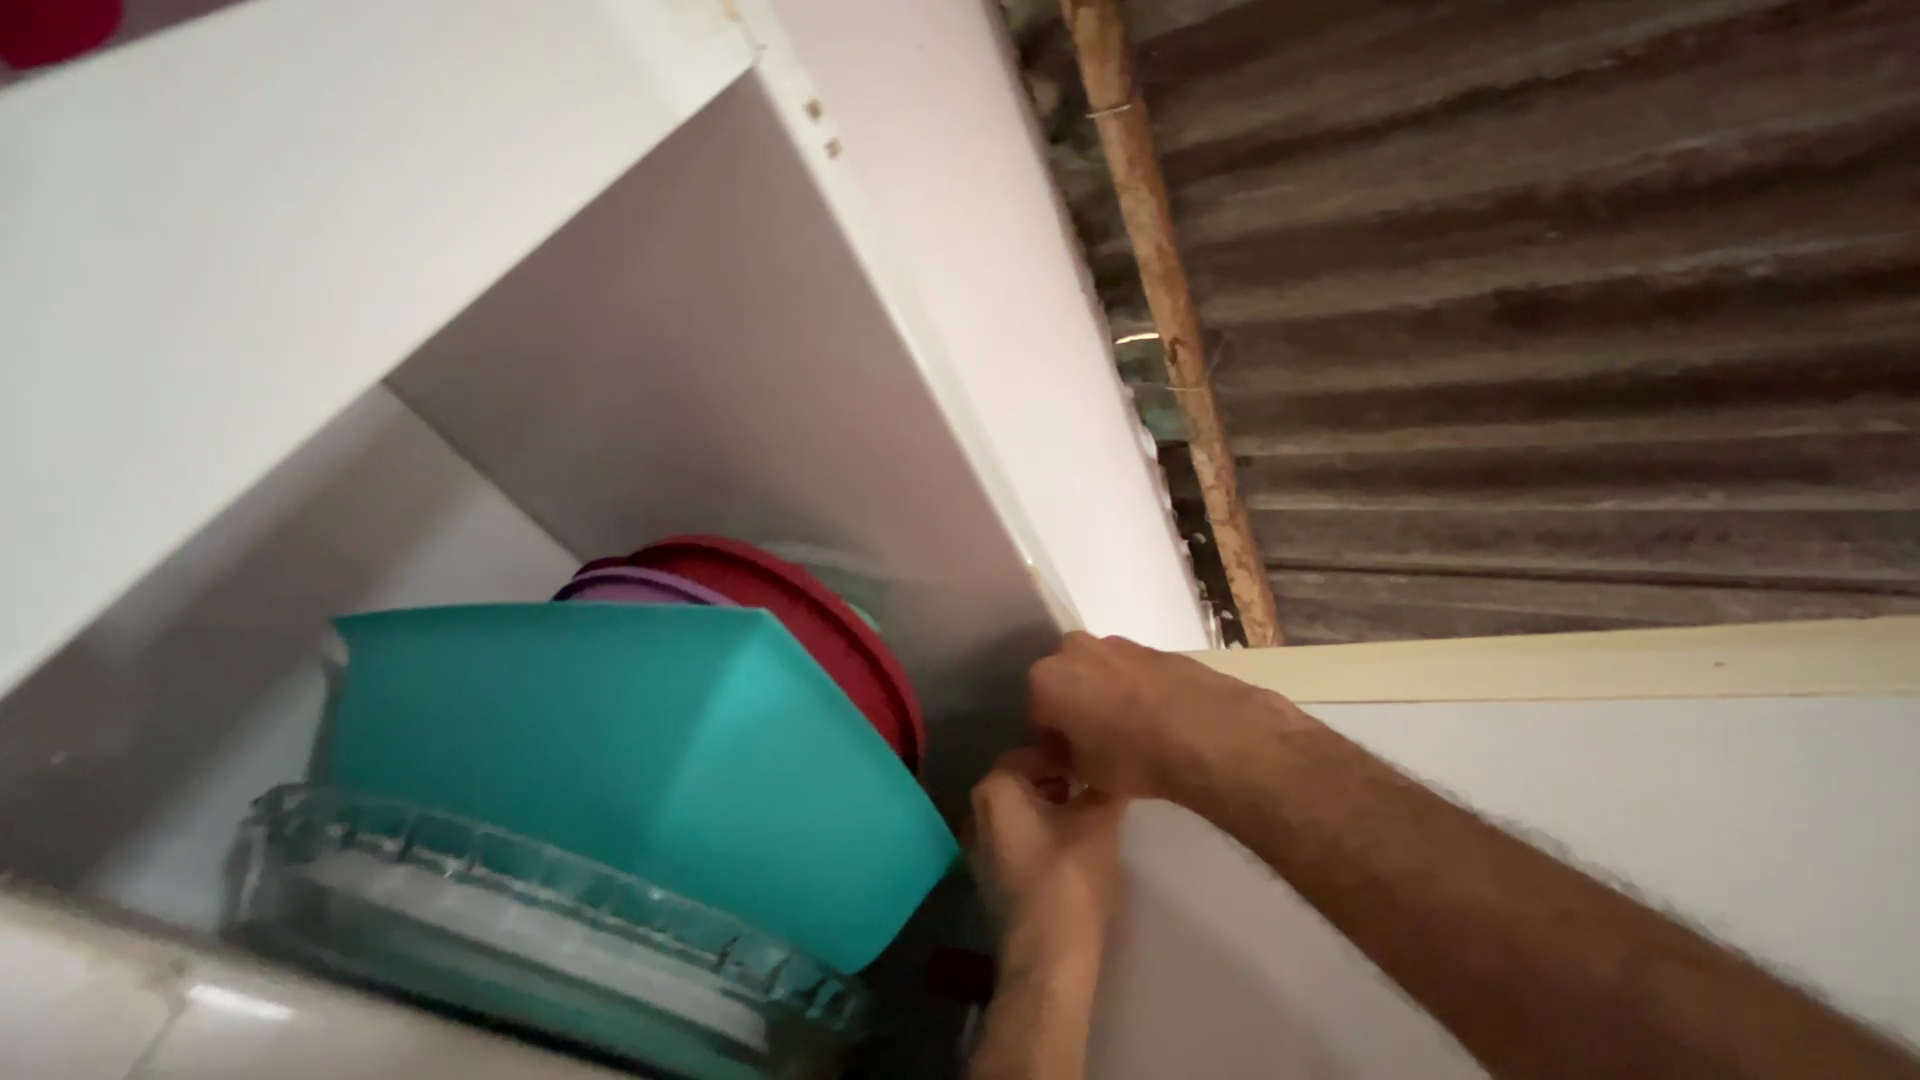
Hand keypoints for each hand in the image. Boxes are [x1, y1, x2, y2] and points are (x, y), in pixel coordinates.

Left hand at [969, 747, 1126, 965]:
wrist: (1048, 954)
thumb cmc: (1069, 874)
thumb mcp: (1099, 821)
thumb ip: (1105, 787)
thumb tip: (1113, 772)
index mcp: (994, 789)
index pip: (1032, 753)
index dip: (1065, 756)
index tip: (1094, 763)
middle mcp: (975, 812)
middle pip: (1021, 782)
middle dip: (1056, 781)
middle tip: (1093, 786)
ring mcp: (976, 849)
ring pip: (1017, 813)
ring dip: (1048, 809)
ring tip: (1086, 815)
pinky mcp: (988, 879)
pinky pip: (1014, 841)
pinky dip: (1038, 835)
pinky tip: (1069, 847)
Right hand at [1028, 631, 1288, 801]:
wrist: (1206, 731)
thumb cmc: (1131, 756)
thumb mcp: (1085, 772)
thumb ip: (1065, 757)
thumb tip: (1067, 751)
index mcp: (1046, 679)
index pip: (1036, 714)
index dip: (1051, 742)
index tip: (1067, 761)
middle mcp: (1074, 650)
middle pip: (1065, 683)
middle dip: (1074, 709)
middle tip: (1095, 743)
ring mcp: (1116, 643)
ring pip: (1097, 672)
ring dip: (1104, 695)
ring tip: (1130, 732)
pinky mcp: (1152, 646)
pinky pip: (1129, 671)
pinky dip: (1134, 689)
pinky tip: (1154, 719)